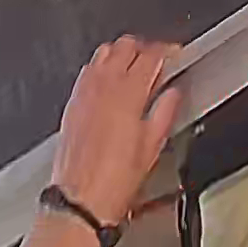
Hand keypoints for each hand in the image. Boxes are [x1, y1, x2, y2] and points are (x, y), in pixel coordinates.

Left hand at [51, 36, 182, 224]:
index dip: (167, 50)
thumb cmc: (114, 180)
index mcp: (129, 91)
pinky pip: (88, 68)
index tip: (173, 55)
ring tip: (132, 67)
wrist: (80, 202)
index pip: (152, 54)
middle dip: (145, 48)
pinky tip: (108, 81)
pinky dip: (101, 67)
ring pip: (106, 50)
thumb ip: (166, 110)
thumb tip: (174, 93)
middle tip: (155, 61)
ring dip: (121, 53)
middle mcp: (106, 84)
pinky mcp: (73, 99)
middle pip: (127, 44)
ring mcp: (87, 89)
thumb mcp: (152, 146)